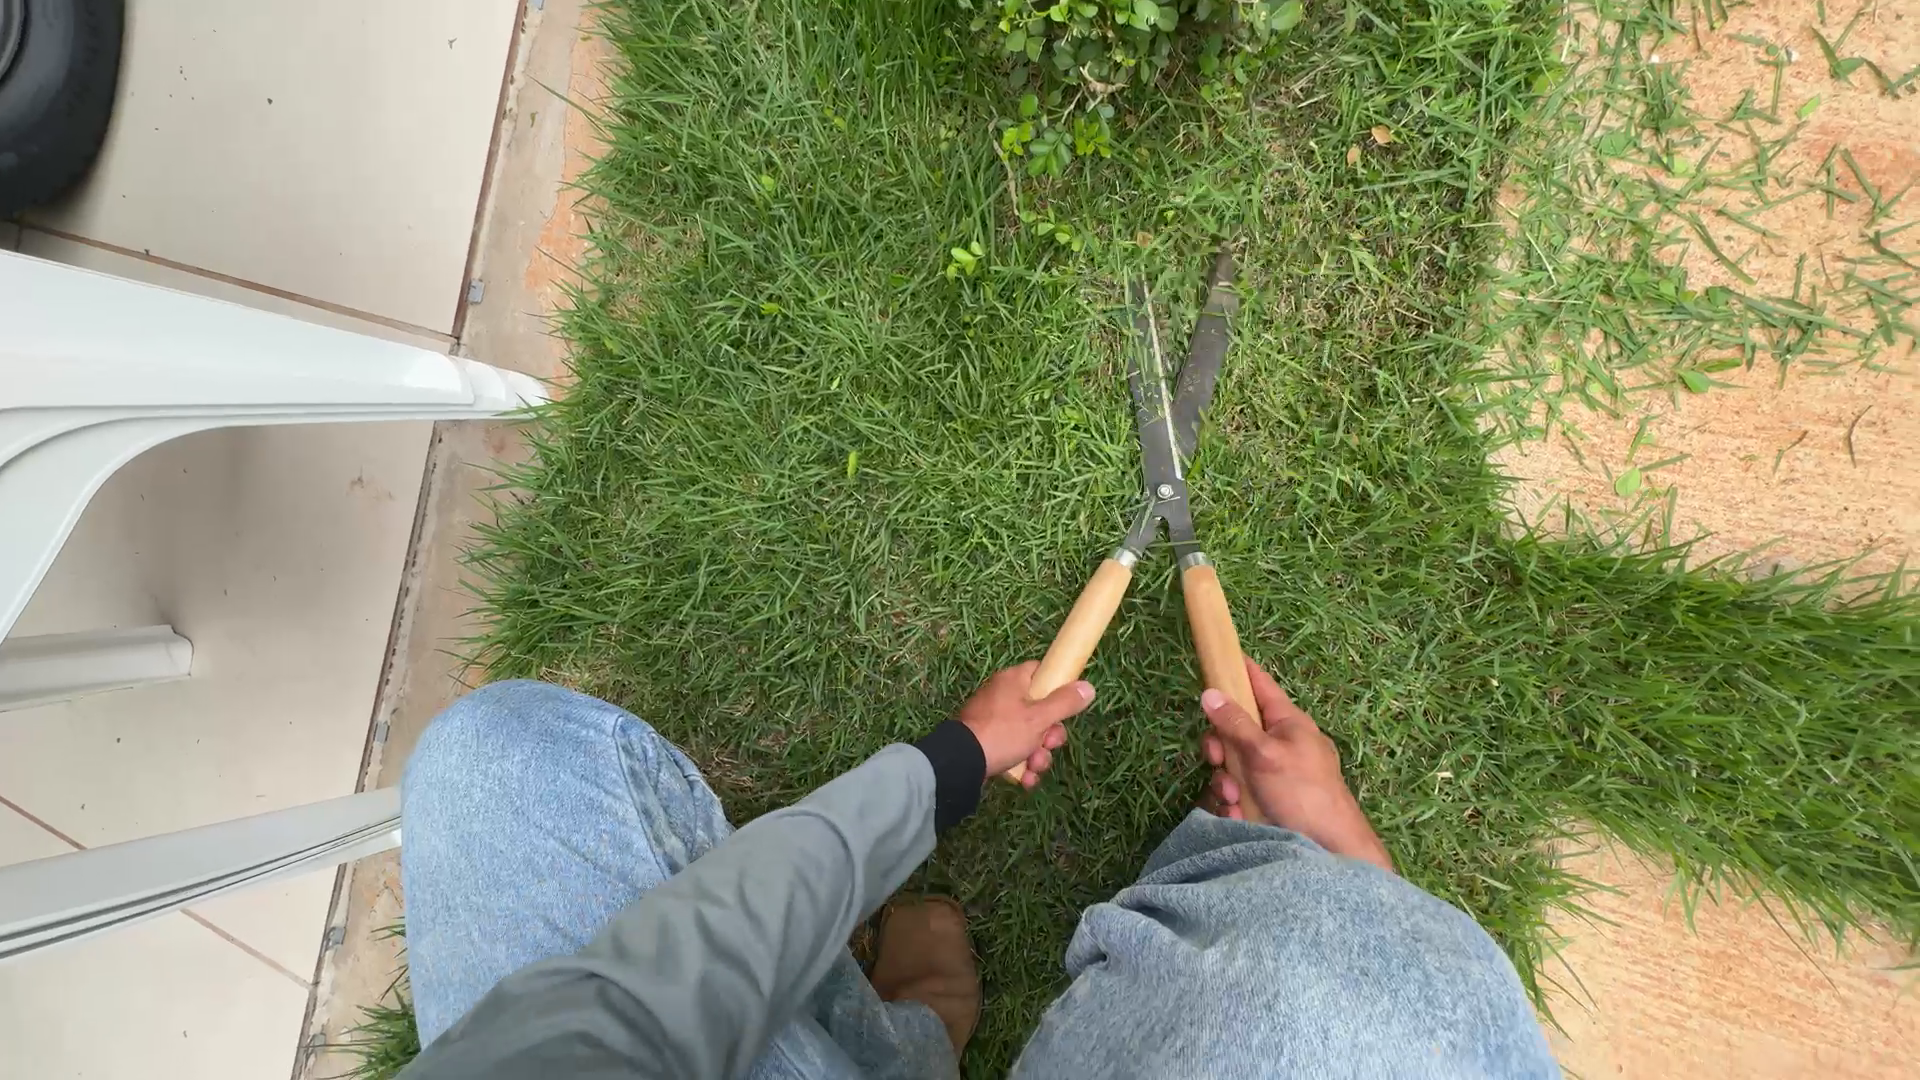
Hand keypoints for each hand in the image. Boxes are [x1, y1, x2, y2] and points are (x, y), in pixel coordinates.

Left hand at [956, 661, 1094, 787]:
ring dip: (1038, 755)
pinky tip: (1024, 780)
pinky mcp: (987, 741)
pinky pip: (1013, 749)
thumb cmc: (1002, 733)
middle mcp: (1003, 696)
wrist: (960, 762)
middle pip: (1039, 709)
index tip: (1067, 705)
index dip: (1058, 686)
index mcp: (1013, 681)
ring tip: (1034, 767)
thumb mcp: (1039, 718)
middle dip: (1049, 734)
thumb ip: (1065, 703)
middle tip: (1048, 744)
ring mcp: (994, 719)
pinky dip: (1022, 764)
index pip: (1041, 671)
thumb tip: (1088, 687)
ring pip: (1028, 734)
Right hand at [1200, 657, 1393, 872]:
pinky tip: (1237, 815)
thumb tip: (1209, 692)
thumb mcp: (1265, 753)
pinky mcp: (1267, 801)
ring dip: (1225, 781)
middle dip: (1221, 746)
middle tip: (1217, 760)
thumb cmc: (1304, 794)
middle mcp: (1280, 744)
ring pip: (1232, 763)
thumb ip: (1235, 724)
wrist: (1332, 852)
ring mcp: (1274, 774)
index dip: (1239, 669)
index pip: (1260, 684)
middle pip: (1236, 728)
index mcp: (1288, 723)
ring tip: (1234, 799)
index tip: (1218, 655)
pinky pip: (1238, 791)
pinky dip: (1233, 802)